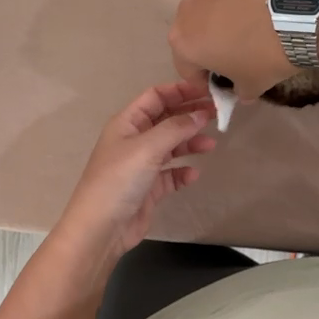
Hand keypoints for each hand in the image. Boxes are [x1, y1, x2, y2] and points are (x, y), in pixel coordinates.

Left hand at [51, 80, 217, 266]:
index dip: (180, 91)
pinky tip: (193, 174)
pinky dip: (182, 172)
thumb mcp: (147, 148)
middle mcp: (133, 140)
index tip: (207, 91)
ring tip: (210, 144)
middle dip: (189, 115)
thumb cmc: (119, 180)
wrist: (102, 227)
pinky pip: (170, 174)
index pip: (155, 97)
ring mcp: (141, 165)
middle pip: (166, 120)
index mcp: (127, 123)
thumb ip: (175, 128)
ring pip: (170, 146)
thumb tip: (200, 114)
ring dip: (190, 143)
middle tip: (217, 114)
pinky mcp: (148, 189)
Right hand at [168, 0, 297, 98]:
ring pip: (205, 2)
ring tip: (245, 18)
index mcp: (184, 44)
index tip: (221, 84)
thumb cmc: (268, 54)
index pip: (187, 69)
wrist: (302, 11)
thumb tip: (240, 91)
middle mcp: (185, 10)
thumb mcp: (253, 85)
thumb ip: (239, 91)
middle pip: (193, 32)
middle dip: (208, 44)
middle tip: (233, 51)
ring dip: (218, 13)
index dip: (204, 80)